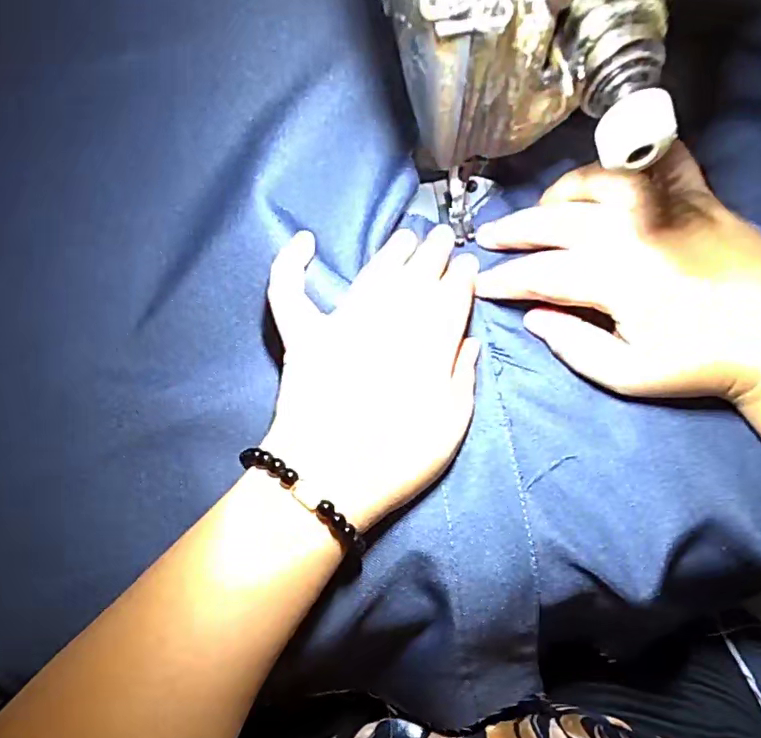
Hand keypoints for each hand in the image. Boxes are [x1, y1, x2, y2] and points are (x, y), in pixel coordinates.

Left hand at [263, 226, 481, 529]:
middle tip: (442, 237)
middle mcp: (390, 318)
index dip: (461, 274)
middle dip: (433, 252)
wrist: (330, 478)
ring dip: (391, 250)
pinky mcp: (303, 335)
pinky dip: (291, 263)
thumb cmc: (399, 459)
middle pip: (416, 274)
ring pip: (371, 272)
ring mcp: (342, 322)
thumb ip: (464, 377)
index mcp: (432, 339)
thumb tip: (469, 342)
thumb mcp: (452, 425)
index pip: (452, 293)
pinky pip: (290, 290)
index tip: (467, 263)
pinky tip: (303, 241)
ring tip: (405, 238)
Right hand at [474, 144, 760, 405]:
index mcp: (612, 276)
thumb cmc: (697, 362)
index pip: (542, 273)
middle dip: (515, 230)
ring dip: (561, 193)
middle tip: (488, 238)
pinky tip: (614, 176)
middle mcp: (631, 229)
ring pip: (596, 180)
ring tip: (544, 210)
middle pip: (557, 220)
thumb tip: (534, 318)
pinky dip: (629, 162)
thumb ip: (574, 345)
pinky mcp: (696, 194)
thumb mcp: (627, 373)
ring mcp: (664, 204)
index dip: (505, 279)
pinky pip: (656, 160)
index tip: (480, 283)